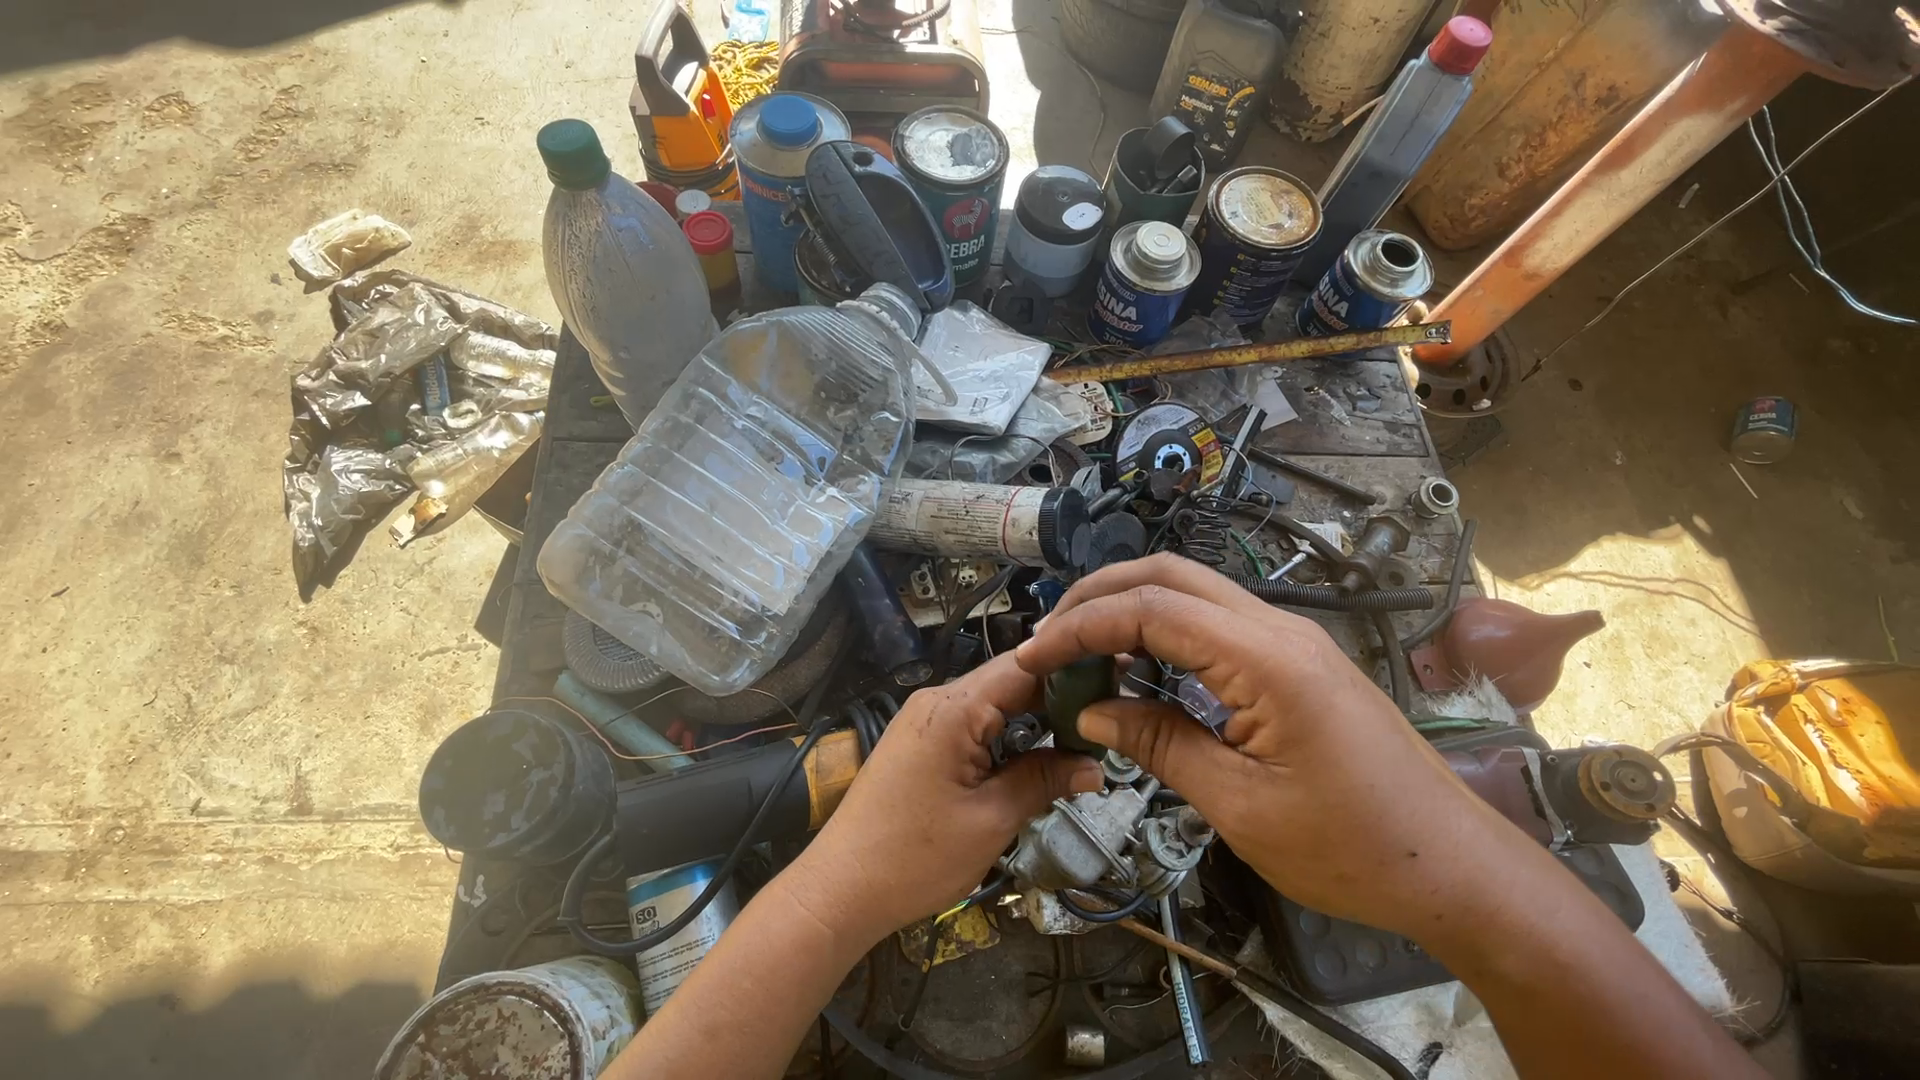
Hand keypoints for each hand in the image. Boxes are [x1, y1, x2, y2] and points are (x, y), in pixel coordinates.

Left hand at [784, 653, 1104, 939]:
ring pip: (992, 704)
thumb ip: (1043, 781)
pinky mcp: (919, 743)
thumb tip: (1095, 765)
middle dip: (1057, 698)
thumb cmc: (915, 856)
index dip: (1072, 670)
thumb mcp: (991, 820)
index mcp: (954, 708)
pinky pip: (971, 725)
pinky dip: (1005, 736)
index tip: (1116, 682)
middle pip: (1009, 682)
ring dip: (1033, 720)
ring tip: (1082, 736)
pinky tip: (1035, 755)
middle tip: (1108, 715)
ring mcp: (924, 721)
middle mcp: (937, 700)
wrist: (840, 889)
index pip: (1025, 668)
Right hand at [1013, 554, 1542, 945]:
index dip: (1084, 626)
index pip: (1153, 609)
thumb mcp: (1242, 806)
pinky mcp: (1297, 663)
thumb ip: (1161, 745)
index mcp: (1267, 660)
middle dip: (1100, 596)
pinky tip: (1138, 667)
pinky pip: (1216, 626)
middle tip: (1050, 637)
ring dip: (1131, 609)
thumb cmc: (1353, 850)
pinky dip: (1164, 633)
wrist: (1459, 870)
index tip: (1034, 655)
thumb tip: (1093, 711)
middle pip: (1170, 576)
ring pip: (1194, 594)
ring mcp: (1292, 642)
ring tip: (1081, 649)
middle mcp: (1279, 630)